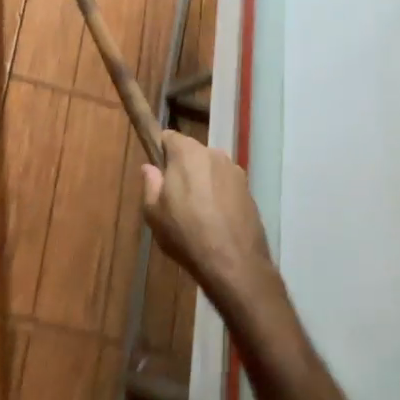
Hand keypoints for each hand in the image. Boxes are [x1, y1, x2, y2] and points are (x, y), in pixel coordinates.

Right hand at [141, 130, 272, 298]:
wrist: (234, 263)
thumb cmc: (187, 234)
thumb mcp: (154, 213)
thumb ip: (150, 184)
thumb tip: (150, 168)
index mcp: (187, 152)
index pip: (169, 136)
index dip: (161, 152)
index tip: (159, 173)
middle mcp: (214, 153)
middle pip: (192, 152)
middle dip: (183, 168)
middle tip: (175, 197)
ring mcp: (235, 171)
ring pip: (211, 169)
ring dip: (203, 182)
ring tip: (198, 212)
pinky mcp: (249, 190)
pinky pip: (227, 185)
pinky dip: (220, 195)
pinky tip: (217, 220)